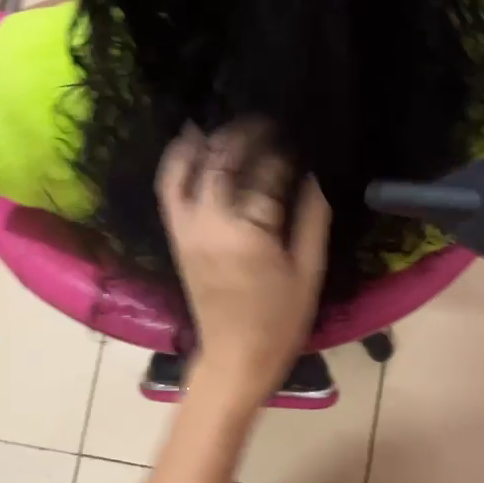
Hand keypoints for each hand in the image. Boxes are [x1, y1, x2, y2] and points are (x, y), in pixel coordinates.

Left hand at [156, 121, 330, 406]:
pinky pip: (169, 189)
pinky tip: (190, 141)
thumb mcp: (308, 271)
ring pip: (192, 167)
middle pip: (225, 160)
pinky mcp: (177, 236)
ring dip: (210, 140)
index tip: (300, 141)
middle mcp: (210, 222)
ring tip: (231, 124)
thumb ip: (311, 218)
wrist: (234, 359)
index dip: (285, 153)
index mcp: (249, 231)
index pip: (267, 174)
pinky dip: (177, 161)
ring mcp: (187, 228)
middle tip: (270, 123)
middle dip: (247, 135)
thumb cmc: (279, 322)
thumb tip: (314, 176)